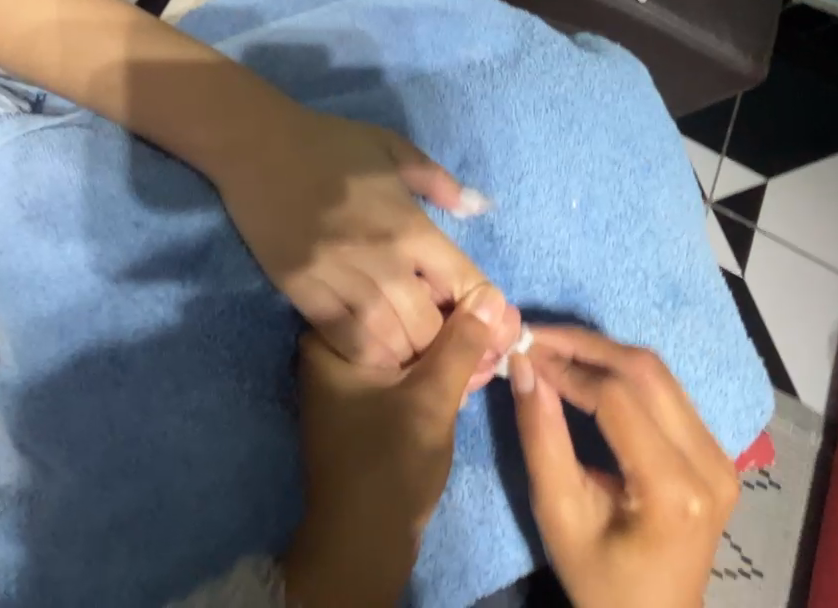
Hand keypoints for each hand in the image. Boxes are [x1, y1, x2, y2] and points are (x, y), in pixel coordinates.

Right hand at [212, 107, 520, 381]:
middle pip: (431, 330)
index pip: (465, 285)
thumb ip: (440, 182)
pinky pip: (344, 339)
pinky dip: (368, 353)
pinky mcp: (301, 292)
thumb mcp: (393, 148)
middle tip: (451, 344)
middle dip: (448, 342)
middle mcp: (380, 260)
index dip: (485, 313)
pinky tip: (377, 350)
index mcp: (409, 225)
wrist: (258, 147)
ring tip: (416, 352)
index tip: (489, 324)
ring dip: (409, 354)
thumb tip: (480, 208)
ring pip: (389, 343)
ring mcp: (338, 280)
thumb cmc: (330, 143)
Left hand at [283, 286, 503, 606]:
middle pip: (403, 318)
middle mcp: (333, 345)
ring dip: (454, 349)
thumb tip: (495, 296)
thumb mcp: (430, 399)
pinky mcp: (367, 396)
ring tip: (500, 347)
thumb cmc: (388, 464)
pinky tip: (478, 367)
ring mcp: (349, 372)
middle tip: (507, 328)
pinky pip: (407, 368)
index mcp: (330, 335)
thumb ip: (462, 345)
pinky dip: (439, 369)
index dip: (449, 295)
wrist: (364, 543)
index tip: (494, 300)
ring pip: (410, 344)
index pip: (393, 292)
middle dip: (456, 325)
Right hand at [510, 327, 738, 607]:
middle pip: (645, 371)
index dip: (566, 366)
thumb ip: (541, 435)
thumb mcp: (558, 512)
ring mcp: (721, 455)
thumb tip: (524, 365)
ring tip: (554, 348)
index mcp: (675, 489)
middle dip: (584, 345)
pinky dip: (621, 370)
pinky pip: (667, 390)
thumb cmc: (600, 578)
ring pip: (658, 372)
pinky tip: (585, 368)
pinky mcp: (715, 451)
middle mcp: (710, 463)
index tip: (522, 352)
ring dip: (602, 352)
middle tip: (535, 337)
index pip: (617, 397)